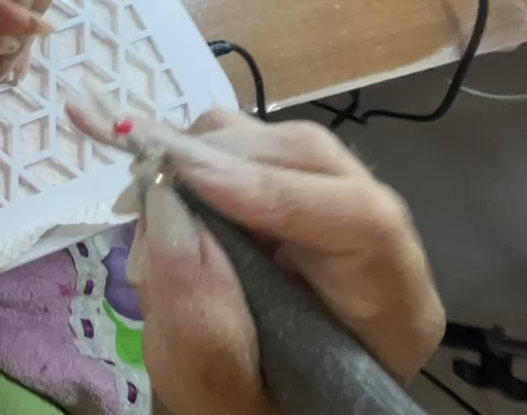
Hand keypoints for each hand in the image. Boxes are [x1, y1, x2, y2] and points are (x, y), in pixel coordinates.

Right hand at [134, 111, 444, 413]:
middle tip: (144, 171)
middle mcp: (364, 243)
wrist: (237, 393)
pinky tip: (147, 165)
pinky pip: (231, 139)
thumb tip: (167, 217)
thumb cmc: (239, 404)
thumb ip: (200, 323)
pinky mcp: (271, 185)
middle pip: (312, 161)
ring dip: (194, 149)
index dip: (270, 189)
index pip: (361, 221)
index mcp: (382, 306)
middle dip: (218, 157)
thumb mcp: (217, 393)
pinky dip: (180, 144)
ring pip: (266, 138)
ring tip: (144, 182)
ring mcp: (317, 203)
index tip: (185, 180)